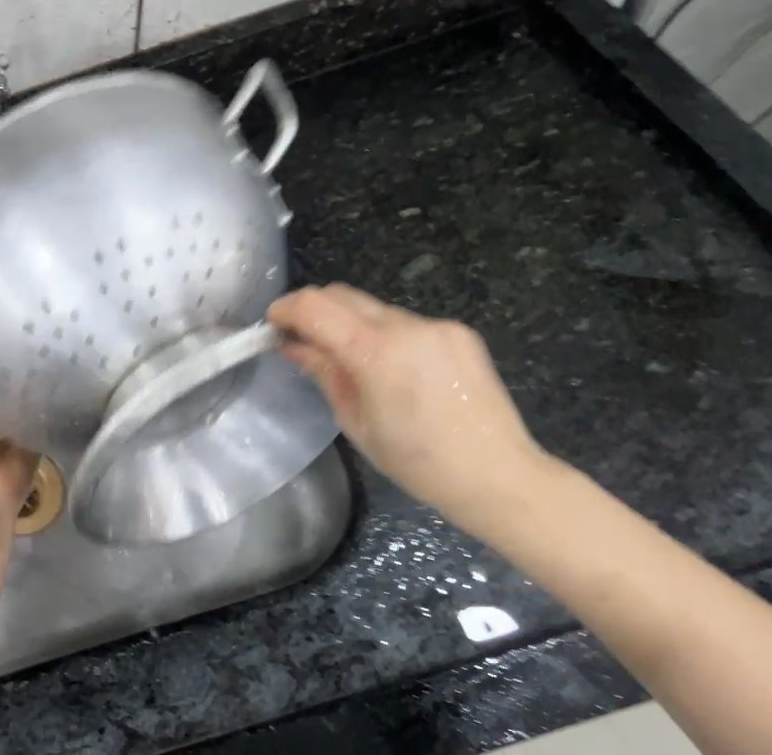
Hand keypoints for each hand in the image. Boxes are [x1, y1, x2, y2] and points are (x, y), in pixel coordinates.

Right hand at [266, 284, 551, 526]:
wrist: (500, 477)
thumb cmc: (418, 461)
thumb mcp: (355, 421)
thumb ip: (323, 372)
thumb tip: (293, 345)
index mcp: (375, 352)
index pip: (313, 306)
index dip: (285, 309)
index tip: (272, 324)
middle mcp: (406, 327)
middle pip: (340, 295)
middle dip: (313, 311)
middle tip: (302, 339)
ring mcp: (436, 326)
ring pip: (372, 308)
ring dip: (350, 324)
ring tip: (352, 362)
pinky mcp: (458, 332)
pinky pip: (405, 322)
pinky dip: (385, 334)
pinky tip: (395, 369)